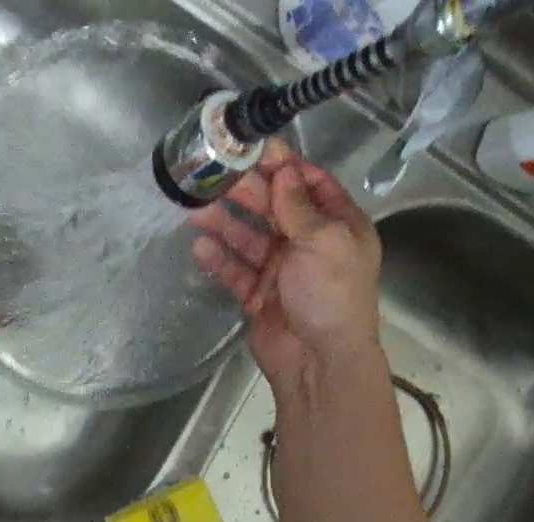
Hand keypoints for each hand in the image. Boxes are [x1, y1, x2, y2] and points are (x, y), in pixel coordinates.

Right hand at [189, 140, 383, 390]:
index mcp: (337, 225)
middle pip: (274, 208)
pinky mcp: (258, 296)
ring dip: (225, 224)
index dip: (283, 166)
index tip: (253, 149)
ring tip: (196, 209)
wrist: (319, 359)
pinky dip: (219, 260)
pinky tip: (200, 247)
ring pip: (249, 239)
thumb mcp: (323, 240)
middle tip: (215, 177)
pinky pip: (235, 272)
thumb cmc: (332, 295)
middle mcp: (309, 243)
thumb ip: (298, 207)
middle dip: (247, 192)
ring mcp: (282, 271)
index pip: (309, 184)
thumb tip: (284, 172)